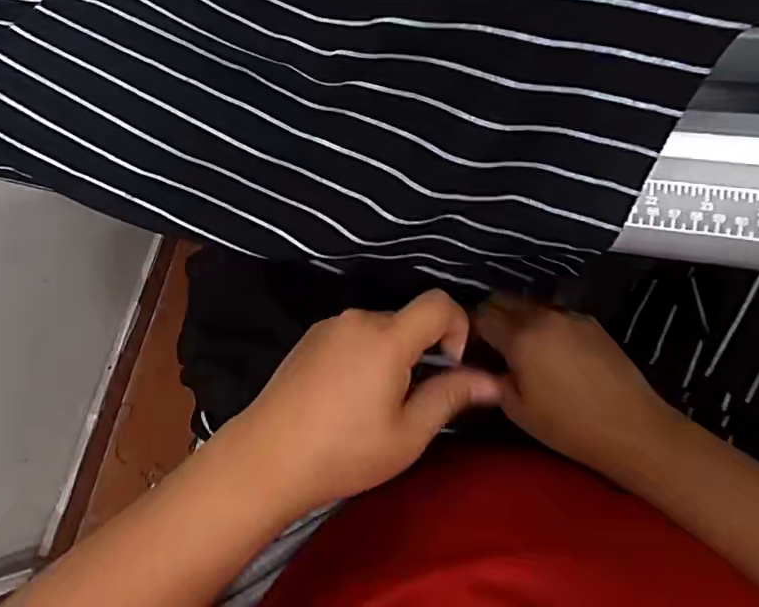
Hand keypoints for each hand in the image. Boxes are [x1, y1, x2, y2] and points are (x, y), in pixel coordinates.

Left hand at [208, 290, 503, 512]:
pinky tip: (347, 398)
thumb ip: (450, 396)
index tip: (450, 366)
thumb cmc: (346, 450)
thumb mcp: (408, 433)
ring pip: (380, 329)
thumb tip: (491, 379)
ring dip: (391, 356)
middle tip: (411, 402)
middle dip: (422, 352)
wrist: (268, 455)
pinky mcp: (310, 336)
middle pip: (408, 320)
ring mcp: (330, 325)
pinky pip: (353, 335)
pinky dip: (364, 356)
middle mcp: (358, 318)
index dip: (458, 326)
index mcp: (387, 336)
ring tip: (375, 406)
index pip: (438, 302)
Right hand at [475, 294, 677, 468]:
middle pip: (502, 300)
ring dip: (517, 318)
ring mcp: (568, 316)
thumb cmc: (571, 427)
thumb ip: (492, 380)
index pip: (481, 316)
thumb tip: (476, 366)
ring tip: (522, 348)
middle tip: (491, 346)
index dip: (470, 331)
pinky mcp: (590, 321)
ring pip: (529, 304)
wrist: (635, 429)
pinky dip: (544, 324)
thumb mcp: (519, 411)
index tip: (471, 350)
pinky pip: (555, 313)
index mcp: (520, 337)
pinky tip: (552, 351)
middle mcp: (541, 316)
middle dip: (491, 317)